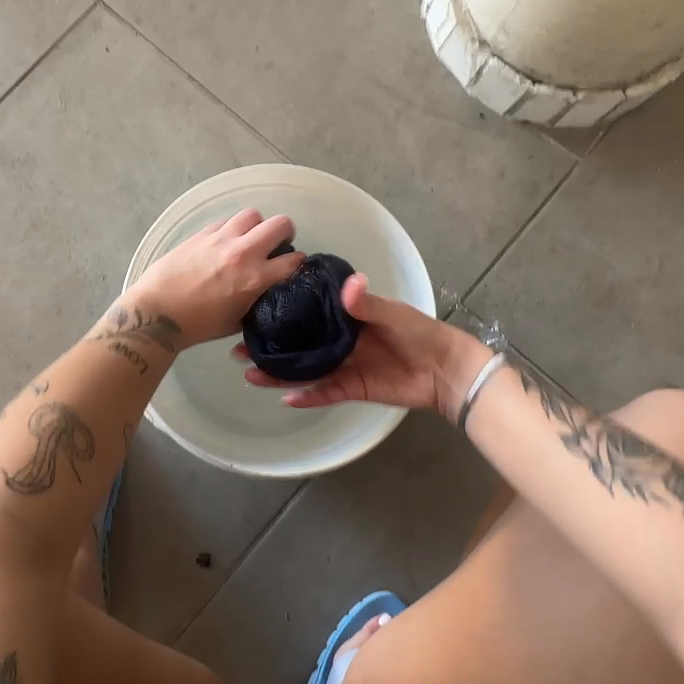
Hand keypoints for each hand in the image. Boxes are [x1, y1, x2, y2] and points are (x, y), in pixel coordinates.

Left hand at [125, 208, 306, 345]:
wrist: (158, 313)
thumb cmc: (198, 325)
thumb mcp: (237, 321)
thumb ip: (258, 301)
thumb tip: (266, 290)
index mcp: (256, 278)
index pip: (294, 260)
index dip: (298, 264)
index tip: (292, 267)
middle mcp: (243, 252)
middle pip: (280, 224)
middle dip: (285, 233)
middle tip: (277, 245)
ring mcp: (221, 239)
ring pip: (253, 215)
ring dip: (256, 226)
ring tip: (249, 239)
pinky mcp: (201, 233)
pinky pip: (226, 221)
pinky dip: (231, 229)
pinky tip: (224, 243)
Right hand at [234, 273, 491, 420]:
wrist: (446, 370)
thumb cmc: (421, 333)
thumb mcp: (394, 313)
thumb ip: (368, 303)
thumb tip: (348, 286)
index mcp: (346, 316)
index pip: (306, 312)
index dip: (280, 311)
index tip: (252, 310)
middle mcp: (339, 340)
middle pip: (297, 343)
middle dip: (270, 345)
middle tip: (238, 346)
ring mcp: (344, 366)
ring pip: (304, 370)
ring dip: (279, 373)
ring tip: (250, 372)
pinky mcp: (352, 389)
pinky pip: (324, 393)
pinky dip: (307, 397)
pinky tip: (284, 397)